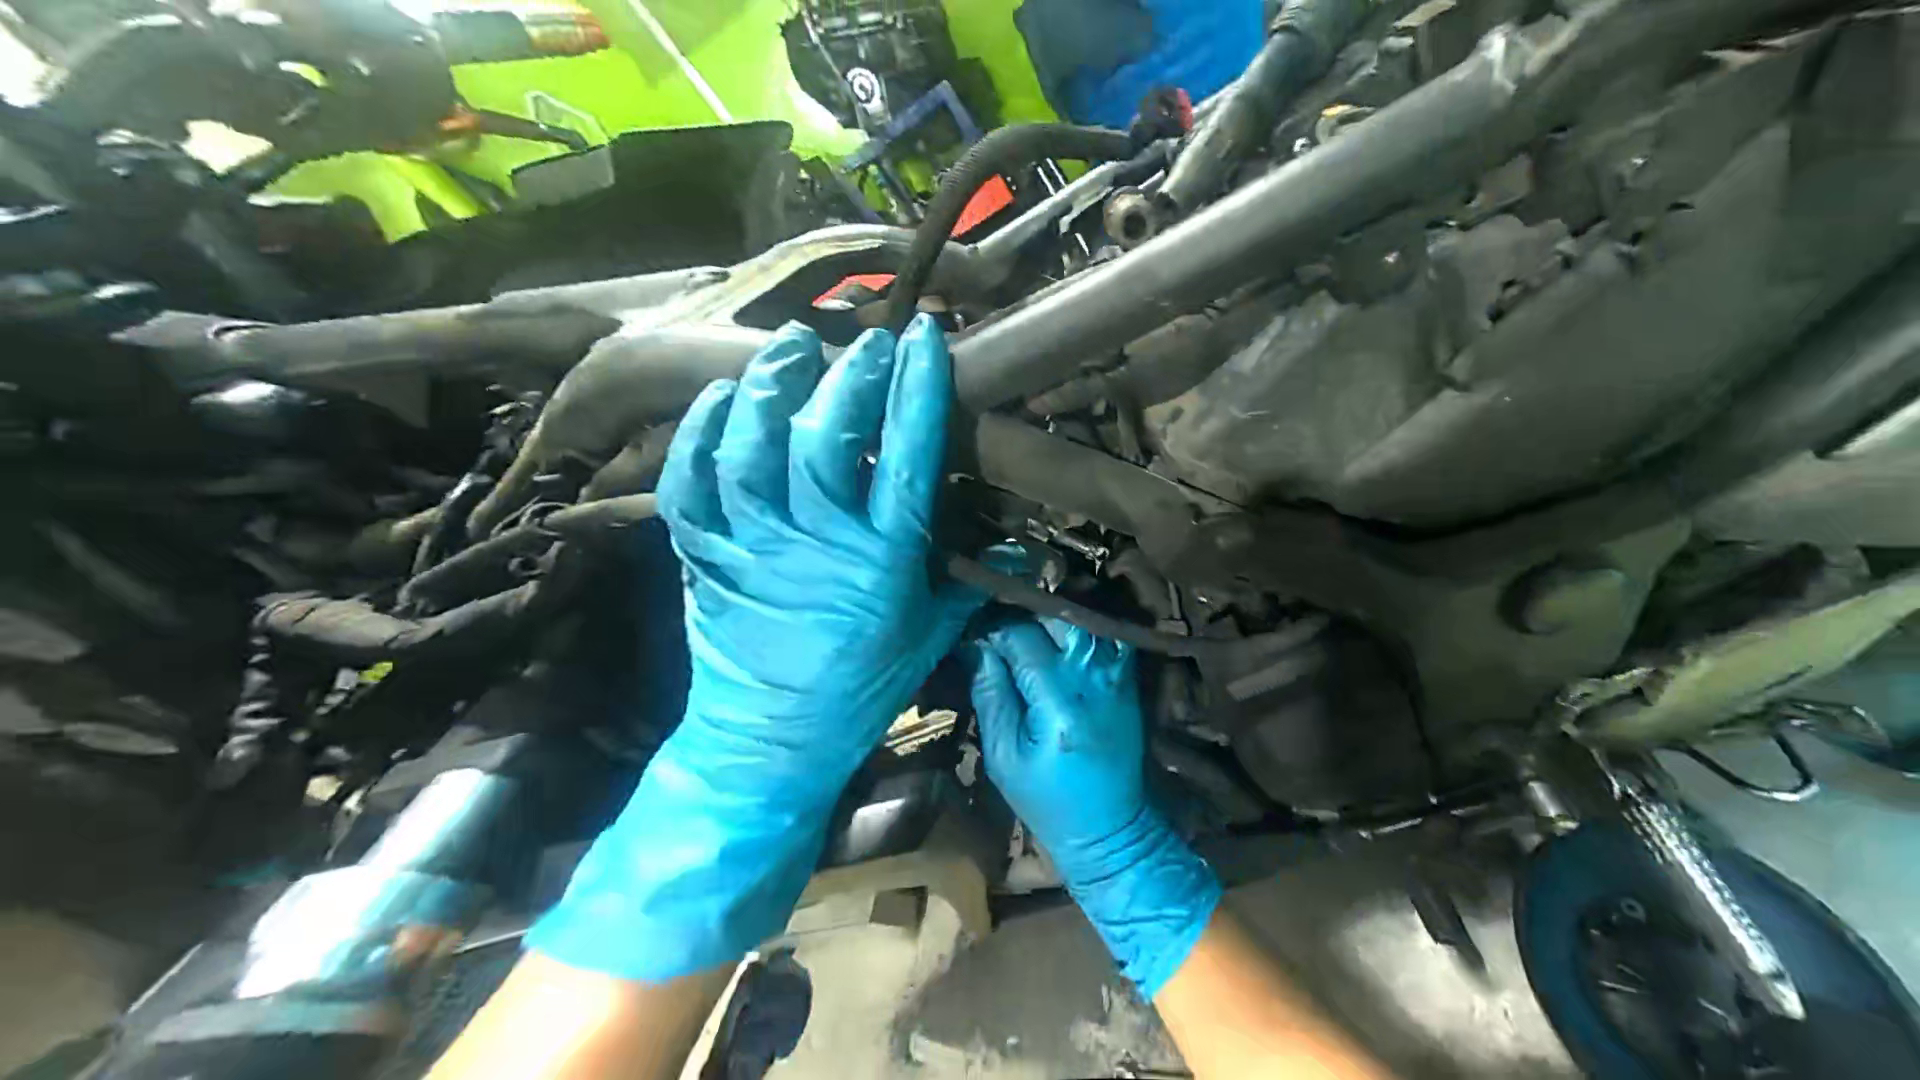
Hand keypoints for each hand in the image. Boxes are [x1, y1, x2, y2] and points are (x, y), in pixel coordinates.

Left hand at [528, 316, 981, 980]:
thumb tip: (1025, 547)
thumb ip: (973, 583)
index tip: (924, 336)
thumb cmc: (864, 686)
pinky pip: (691, 485)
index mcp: (883, 560)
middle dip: (848, 377)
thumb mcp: (932, 635)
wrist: (773, 740)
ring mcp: (754, 547)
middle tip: (863, 341)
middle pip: (826, 441)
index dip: (917, 389)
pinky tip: (720, 397)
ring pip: (752, 452)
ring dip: (770, 388)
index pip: (906, 456)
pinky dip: (698, 435)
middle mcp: (818, 544)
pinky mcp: (705, 555)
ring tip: (792, 347)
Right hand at [971, 617, 1220, 997]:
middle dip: (1022, 619)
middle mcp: (1094, 675)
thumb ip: (990, 692)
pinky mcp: (1127, 677)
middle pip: (1054, 615)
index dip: (992, 631)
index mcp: (1059, 698)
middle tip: (1000, 637)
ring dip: (1048, 621)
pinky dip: (1074, 632)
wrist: (1112, 827)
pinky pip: (1100, 634)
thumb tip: (976, 645)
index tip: (975, 639)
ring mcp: (1117, 672)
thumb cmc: (1048, 799)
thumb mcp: (1003, 755)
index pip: (1020, 635)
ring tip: (1024, 638)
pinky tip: (1054, 645)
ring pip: (1079, 618)